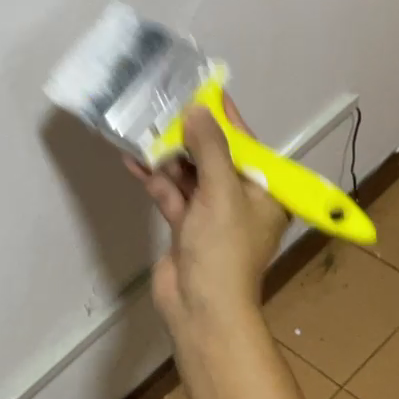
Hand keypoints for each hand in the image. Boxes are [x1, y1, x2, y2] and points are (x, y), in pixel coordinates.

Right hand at [127, 93, 288, 340]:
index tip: (203, 91)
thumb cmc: (223, 249)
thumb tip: (197, 110)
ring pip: (189, 176)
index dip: (225, 119)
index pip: (246, 145)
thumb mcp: (222, 192)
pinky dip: (156, 180)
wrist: (201, 307)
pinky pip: (172, 195)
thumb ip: (210, 148)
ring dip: (167, 157)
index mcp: (264, 191)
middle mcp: (240, 200)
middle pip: (214, 157)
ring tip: (142, 129)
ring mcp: (211, 215)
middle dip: (188, 136)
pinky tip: (134, 160)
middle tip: (163, 106)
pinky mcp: (186, 229)